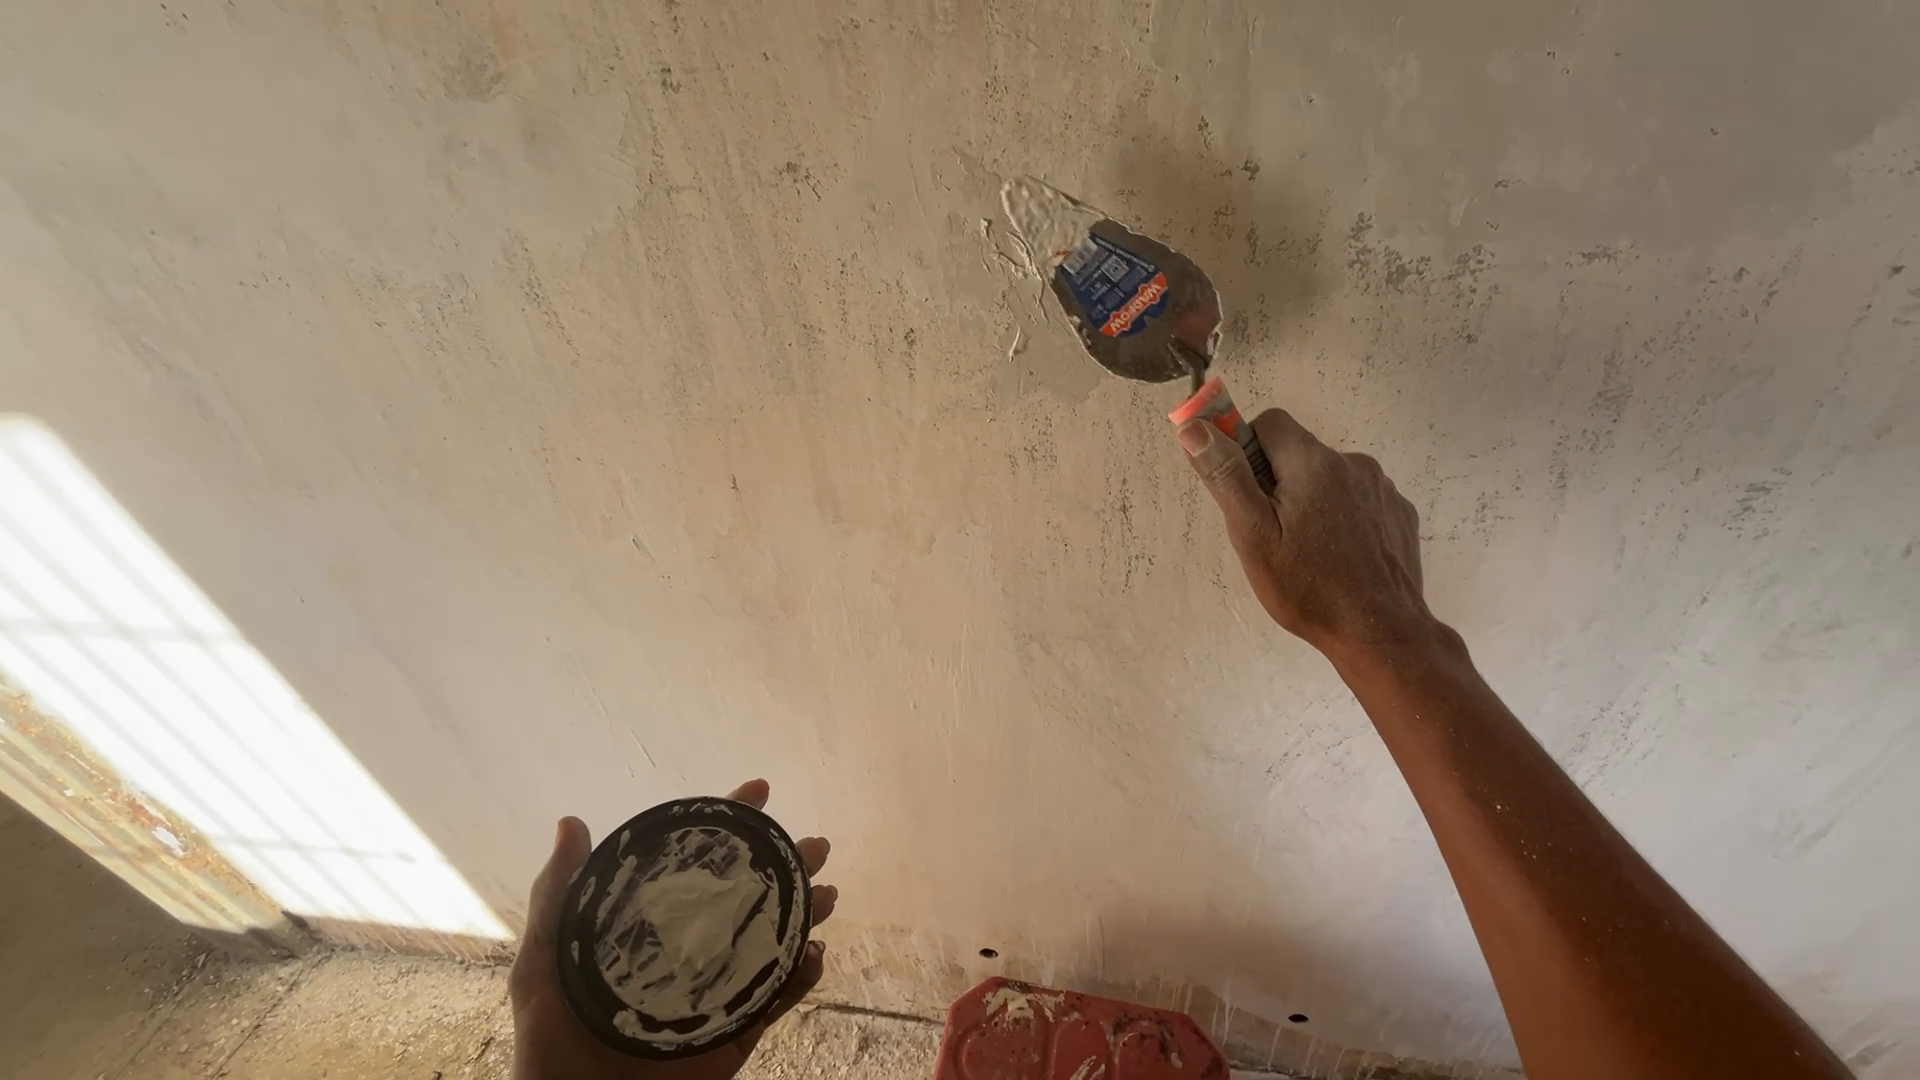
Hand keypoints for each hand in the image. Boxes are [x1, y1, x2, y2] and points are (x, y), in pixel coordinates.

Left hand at [509, 779, 836, 1079]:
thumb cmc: (553, 1046)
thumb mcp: (543, 967)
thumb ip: (558, 898)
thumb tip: (571, 822)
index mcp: (660, 924)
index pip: (700, 861)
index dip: (732, 821)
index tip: (760, 789)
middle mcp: (698, 946)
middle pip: (754, 895)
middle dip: (791, 864)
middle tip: (815, 845)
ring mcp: (723, 988)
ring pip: (778, 939)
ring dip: (807, 913)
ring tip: (826, 894)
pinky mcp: (739, 1031)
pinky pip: (781, 999)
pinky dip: (804, 976)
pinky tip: (814, 955)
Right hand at [1177, 410, 1430, 655]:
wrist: (1378, 632)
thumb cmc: (1306, 586)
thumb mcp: (1251, 533)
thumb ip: (1226, 474)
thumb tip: (1195, 428)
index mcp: (1313, 463)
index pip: (1270, 423)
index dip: (1247, 450)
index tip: (1243, 491)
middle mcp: (1354, 464)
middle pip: (1298, 454)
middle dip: (1276, 482)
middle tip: (1269, 533)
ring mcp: (1382, 489)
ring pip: (1328, 478)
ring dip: (1310, 501)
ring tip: (1305, 551)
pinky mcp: (1398, 513)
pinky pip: (1356, 500)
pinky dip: (1340, 518)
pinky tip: (1336, 557)